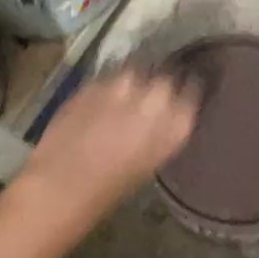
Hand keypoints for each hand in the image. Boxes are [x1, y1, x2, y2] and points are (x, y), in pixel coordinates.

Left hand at [22, 68, 200, 219]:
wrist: (65, 182)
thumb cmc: (112, 187)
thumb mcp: (152, 161)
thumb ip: (163, 131)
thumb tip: (162, 116)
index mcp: (178, 123)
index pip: (194, 90)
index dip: (187, 89)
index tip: (182, 92)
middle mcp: (157, 97)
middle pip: (166, 77)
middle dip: (160, 83)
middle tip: (150, 96)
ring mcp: (124, 84)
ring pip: (136, 71)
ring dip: (133, 80)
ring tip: (125, 94)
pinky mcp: (95, 80)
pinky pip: (109, 76)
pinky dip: (109, 85)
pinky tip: (101, 99)